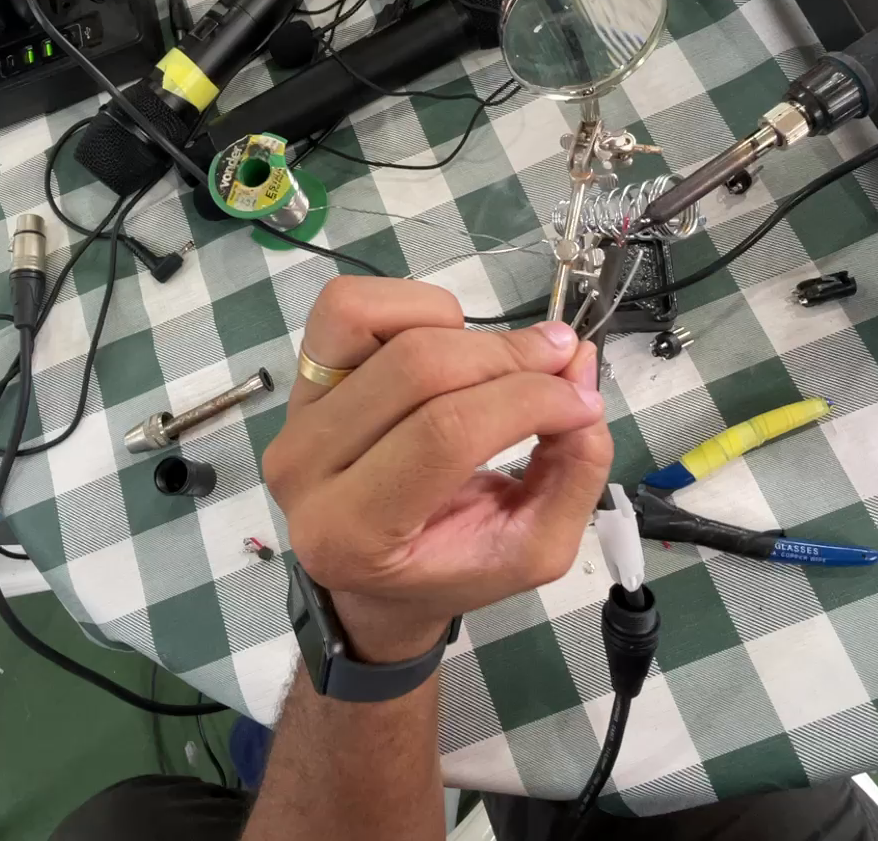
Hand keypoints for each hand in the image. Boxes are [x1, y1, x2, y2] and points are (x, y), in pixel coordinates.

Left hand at [263, 279, 611, 662]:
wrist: (374, 573)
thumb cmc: (449, 563)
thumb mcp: (531, 547)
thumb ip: (573, 470)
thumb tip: (579, 368)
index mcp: (352, 531)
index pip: (445, 432)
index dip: (527, 400)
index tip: (582, 400)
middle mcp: (306, 466)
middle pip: (419, 367)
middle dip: (509, 357)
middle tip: (561, 365)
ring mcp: (295, 412)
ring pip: (387, 327)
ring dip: (465, 331)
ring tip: (498, 365)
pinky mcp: (302, 373)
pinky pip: (351, 304)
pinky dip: (416, 305)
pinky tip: (445, 341)